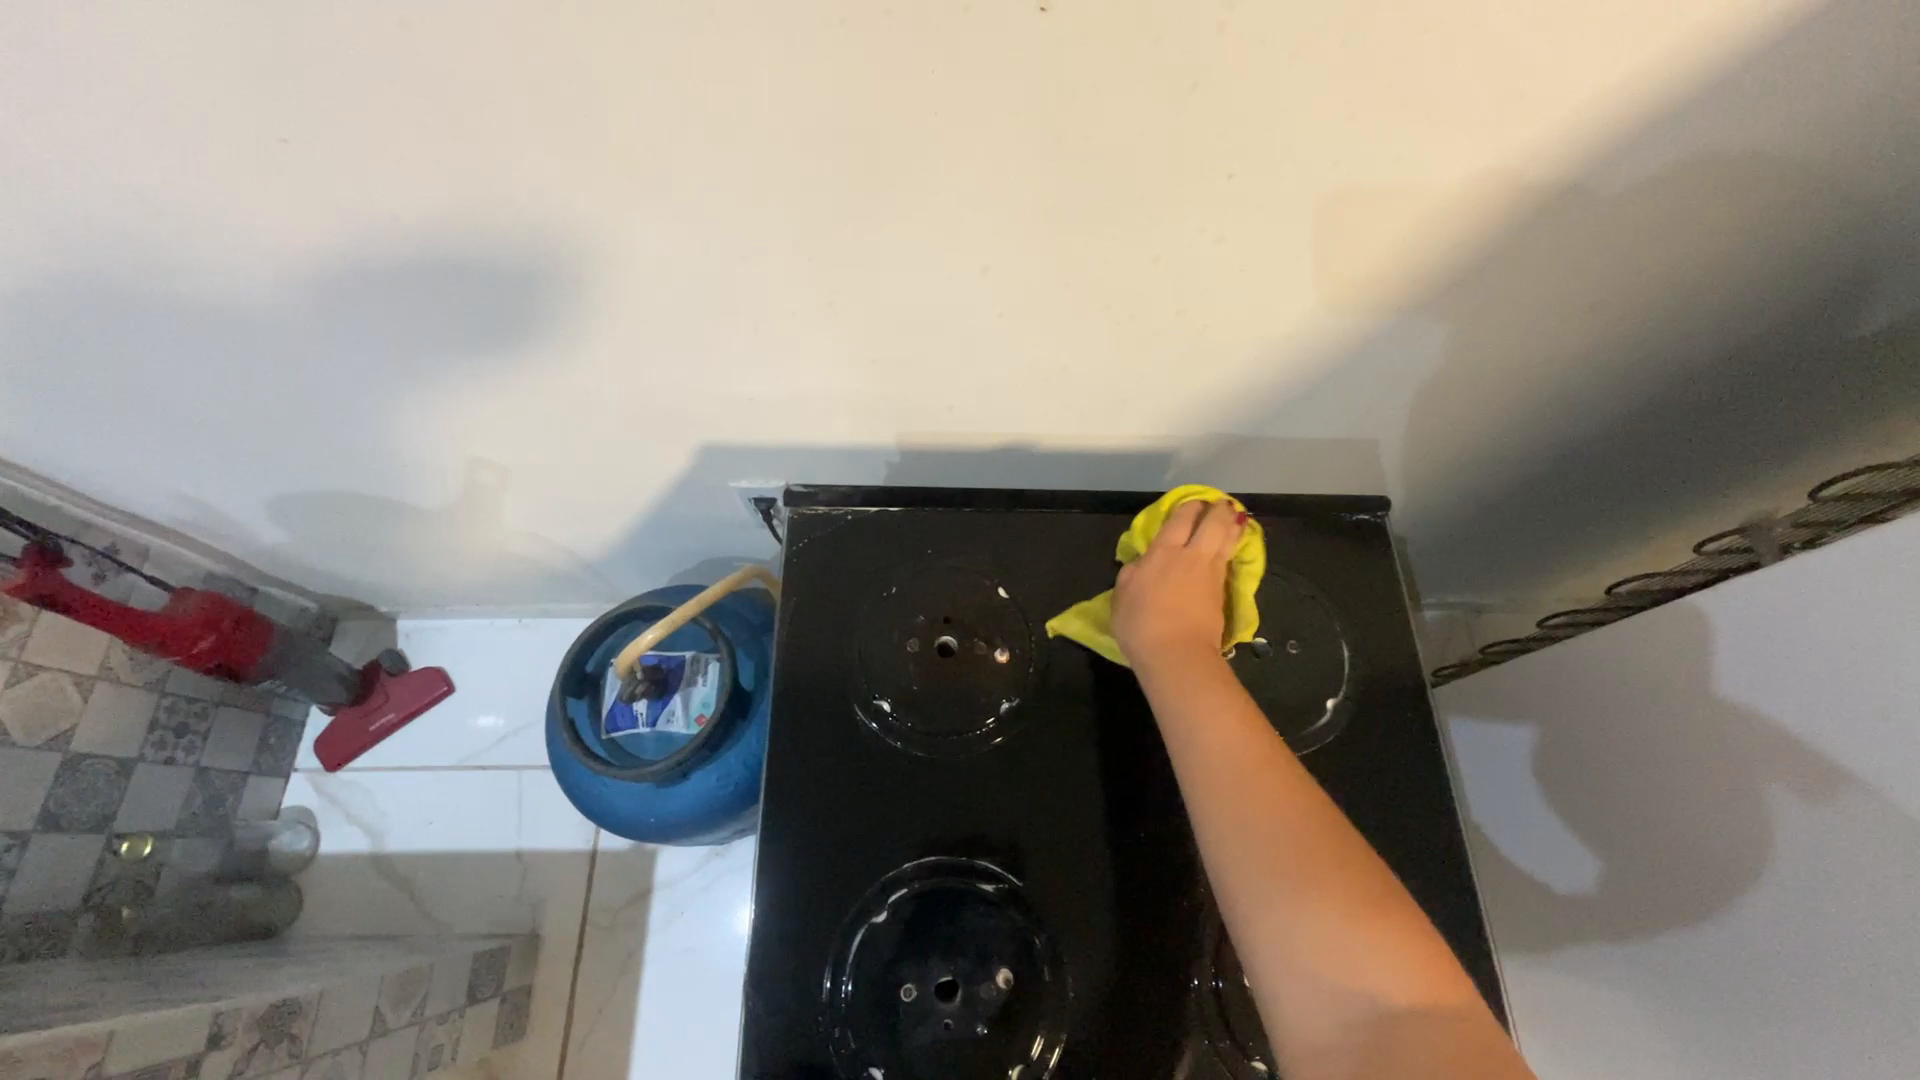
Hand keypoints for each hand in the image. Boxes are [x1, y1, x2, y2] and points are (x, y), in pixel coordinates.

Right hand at [1112, 498, 1245, 671]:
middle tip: (1220, 503)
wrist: (1176, 654)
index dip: (1188, 507)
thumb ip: (1132, 574)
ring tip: (1235, 517)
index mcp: (1162, 553)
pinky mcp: (1223, 593)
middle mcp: (1191, 556)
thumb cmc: (1141, 625)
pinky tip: (1232, 546)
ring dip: (1232, 526)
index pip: (1180, 520)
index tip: (1193, 502)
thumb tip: (1141, 564)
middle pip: (1211, 524)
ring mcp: (1211, 574)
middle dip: (1217, 510)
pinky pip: (1229, 561)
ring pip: (1226, 540)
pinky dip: (1233, 548)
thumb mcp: (1122, 597)